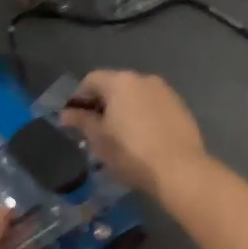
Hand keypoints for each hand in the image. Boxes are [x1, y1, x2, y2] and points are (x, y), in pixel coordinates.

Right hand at [61, 70, 209, 197]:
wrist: (180, 169)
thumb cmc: (132, 153)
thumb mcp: (100, 139)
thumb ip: (82, 121)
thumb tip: (66, 113)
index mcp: (121, 81)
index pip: (91, 80)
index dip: (79, 97)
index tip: (74, 118)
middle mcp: (145, 79)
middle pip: (116, 85)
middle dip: (103, 103)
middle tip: (95, 128)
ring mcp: (166, 92)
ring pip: (137, 96)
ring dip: (125, 109)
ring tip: (120, 134)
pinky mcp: (181, 107)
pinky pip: (154, 106)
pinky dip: (144, 115)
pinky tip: (143, 137)